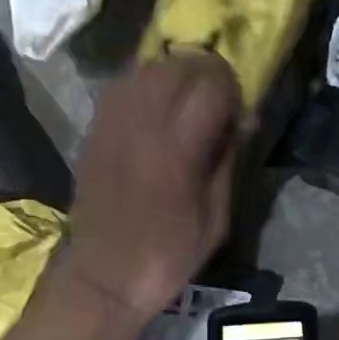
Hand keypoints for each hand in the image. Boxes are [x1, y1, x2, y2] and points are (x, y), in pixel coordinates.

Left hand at [62, 53, 241, 323]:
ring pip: (148, 68)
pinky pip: (124, 86)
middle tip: (215, 103)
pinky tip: (156, 113)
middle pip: (178, 64)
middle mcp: (142, 123)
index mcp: (177, 149)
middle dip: (205, 75)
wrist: (105, 275)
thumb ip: (228, 162)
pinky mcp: (95, 128)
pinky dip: (146, 87)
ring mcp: (112, 121)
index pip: (211, 84)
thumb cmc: (168, 255)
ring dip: (174, 76)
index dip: (232, 90)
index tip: (238, 112)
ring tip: (186, 104)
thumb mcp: (216, 219)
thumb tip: (243, 121)